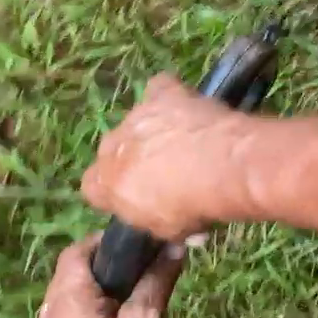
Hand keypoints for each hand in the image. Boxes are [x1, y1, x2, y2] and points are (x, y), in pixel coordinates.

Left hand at [35, 236, 183, 317]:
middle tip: (150, 272)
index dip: (107, 241)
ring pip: (73, 307)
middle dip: (111, 270)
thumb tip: (175, 246)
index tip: (143, 245)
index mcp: (66, 303)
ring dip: (104, 297)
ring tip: (141, 304)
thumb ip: (157, 281)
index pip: (77, 252)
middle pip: (74, 278)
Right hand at [82, 74, 240, 239]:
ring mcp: (137, 118)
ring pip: (138, 121)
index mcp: (103, 185)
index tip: (141, 193)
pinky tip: (184, 103)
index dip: (117, 190)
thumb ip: (157, 222)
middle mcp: (112, 148)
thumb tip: (171, 226)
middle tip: (171, 167)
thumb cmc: (193, 206)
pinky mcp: (165, 96)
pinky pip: (159, 88)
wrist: (223, 167)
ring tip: (187, 138)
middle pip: (115, 151)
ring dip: (157, 128)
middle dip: (137, 158)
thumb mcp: (169, 230)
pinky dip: (169, 94)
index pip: (94, 187)